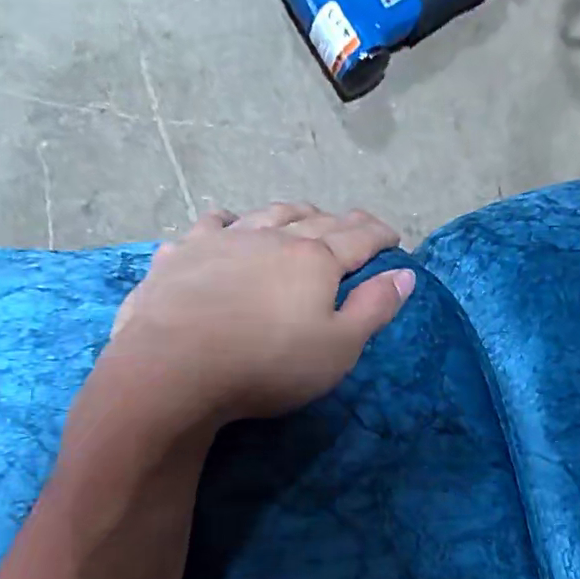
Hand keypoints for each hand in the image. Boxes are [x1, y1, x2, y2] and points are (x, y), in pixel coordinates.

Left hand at [80, 202, 414, 441]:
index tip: (394, 236)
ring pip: (265, 214)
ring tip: (302, 213)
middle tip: (355, 223)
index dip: (380, 235)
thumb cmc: (269, 363)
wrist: (174, 366)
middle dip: (341, 221)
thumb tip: (405, 274)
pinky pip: (210, 226)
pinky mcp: (182, 254)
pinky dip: (227, 222)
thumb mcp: (338, 348)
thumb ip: (374, 309)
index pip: (359, 238)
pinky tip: (226, 225)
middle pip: (315, 221)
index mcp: (315, 260)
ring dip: (290, 212)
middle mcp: (272, 238)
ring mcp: (223, 241)